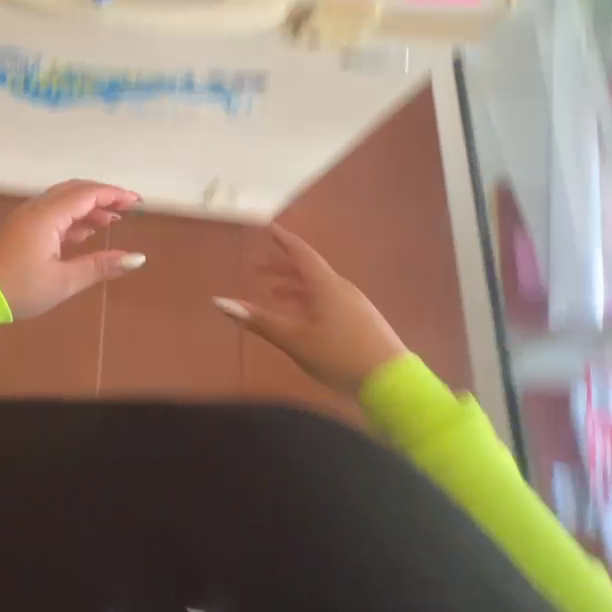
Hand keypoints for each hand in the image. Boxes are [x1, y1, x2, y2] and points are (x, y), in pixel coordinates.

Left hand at [0, 180, 144, 319]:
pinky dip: (72, 218)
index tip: (137, 202)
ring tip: (111, 221)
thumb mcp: (64, 281)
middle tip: (128, 208)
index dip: (114, 195)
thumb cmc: (20, 288)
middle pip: (74, 191)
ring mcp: (26, 217)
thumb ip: (100, 266)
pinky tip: (85, 233)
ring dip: (88, 208)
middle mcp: (36, 209)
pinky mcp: (20, 229)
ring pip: (62, 201)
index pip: (87, 194)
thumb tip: (136, 258)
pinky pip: (52, 213)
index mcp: (47, 216)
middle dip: (102, 196)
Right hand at [214, 225, 407, 395]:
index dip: (282, 239)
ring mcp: (355, 305)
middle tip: (255, 267)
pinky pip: (329, 301)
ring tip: (273, 293)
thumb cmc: (338, 355)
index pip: (300, 252)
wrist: (392, 384)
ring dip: (294, 286)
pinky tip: (301, 317)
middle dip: (280, 267)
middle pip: (307, 269)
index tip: (267, 228)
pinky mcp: (362, 322)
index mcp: (325, 285)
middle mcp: (341, 288)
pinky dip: (308, 301)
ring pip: (318, 287)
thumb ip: (257, 319)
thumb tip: (219, 301)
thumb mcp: (293, 338)